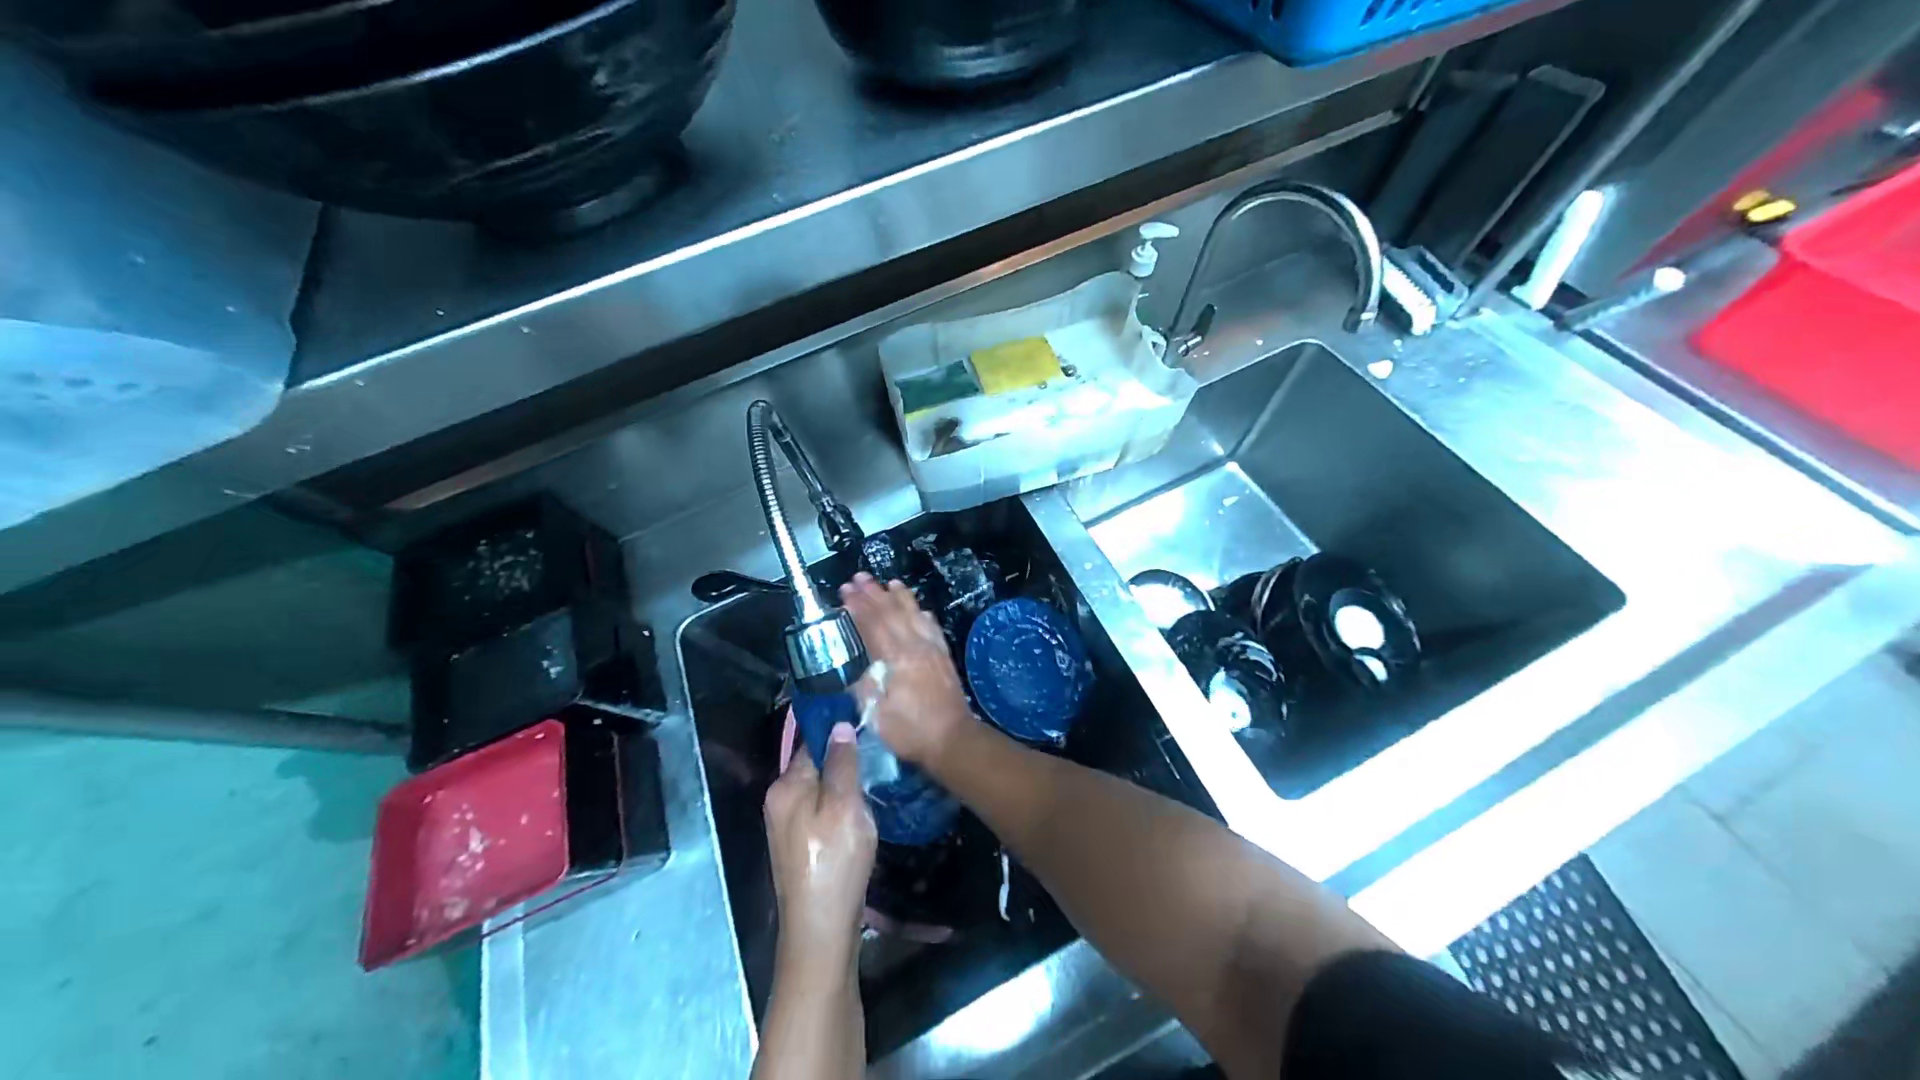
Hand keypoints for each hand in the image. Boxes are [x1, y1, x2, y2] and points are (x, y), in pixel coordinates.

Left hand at [764, 719, 875, 964]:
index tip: (867, 721)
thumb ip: (842, 763)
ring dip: (845, 784)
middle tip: (879, 751)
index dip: (838, 731)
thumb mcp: (844, 805)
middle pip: (815, 766)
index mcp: (785, 787)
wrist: (821, 929)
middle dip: (843, 758)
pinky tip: (862, 811)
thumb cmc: (834, 861)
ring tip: (876, 777)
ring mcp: (788, 827)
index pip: (812, 742)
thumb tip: (839, 724)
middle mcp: (780, 802)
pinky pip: (822, 811)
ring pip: (821, 790)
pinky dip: (841, 806)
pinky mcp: (801, 847)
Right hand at [840, 572, 978, 766]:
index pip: (873, 624)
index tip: (845, 592)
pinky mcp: (944, 655)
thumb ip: (861, 686)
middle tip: (859, 577)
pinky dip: (922, 613)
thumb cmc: (910, 730)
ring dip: (900, 597)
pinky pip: (932, 626)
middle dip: (874, 593)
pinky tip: (919, 608)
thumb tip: (848, 666)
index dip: (858, 606)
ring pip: (914, 614)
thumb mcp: (876, 714)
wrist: (952, 739)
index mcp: (896, 658)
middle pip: (893, 612)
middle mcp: (916, 646)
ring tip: (889, 582)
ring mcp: (933, 648)